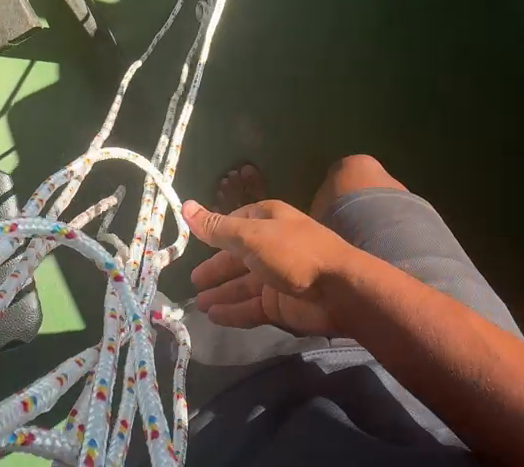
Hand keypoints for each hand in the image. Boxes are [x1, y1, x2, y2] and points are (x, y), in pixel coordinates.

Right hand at [182, 198, 363, 336]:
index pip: (234, 224)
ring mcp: (275, 276)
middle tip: (193, 282)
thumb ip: (217, 228)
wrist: (338, 290)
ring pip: (242, 285)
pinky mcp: (280, 304)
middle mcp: (270, 246)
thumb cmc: (293, 252)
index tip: (193, 242)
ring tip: (198, 304)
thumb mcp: (250, 235)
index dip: (215, 232)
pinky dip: (233, 311)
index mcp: (266, 219)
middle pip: (236, 257)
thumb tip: (185, 206)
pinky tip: (214, 318)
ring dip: (221, 293)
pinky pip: (250, 307)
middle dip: (216, 269)